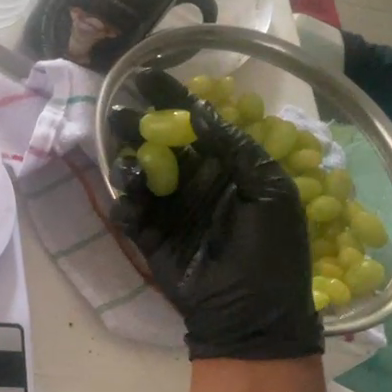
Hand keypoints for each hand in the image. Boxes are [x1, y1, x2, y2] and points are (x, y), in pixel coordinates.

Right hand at [111, 69, 321, 360]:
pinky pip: (129, 211)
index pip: (196, 124)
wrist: (253, 316)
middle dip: (138, 124)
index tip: (145, 75)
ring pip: (139, 173)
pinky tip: (130, 194)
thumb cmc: (272, 253)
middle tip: (118, 112)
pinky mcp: (148, 236)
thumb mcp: (271, 193)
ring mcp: (169, 209)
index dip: (172, 99)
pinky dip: (124, 200)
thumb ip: (238, 150)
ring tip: (123, 152)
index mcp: (227, 168)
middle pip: (159, 144)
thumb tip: (202, 113)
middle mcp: (195, 182)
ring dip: (127, 159)